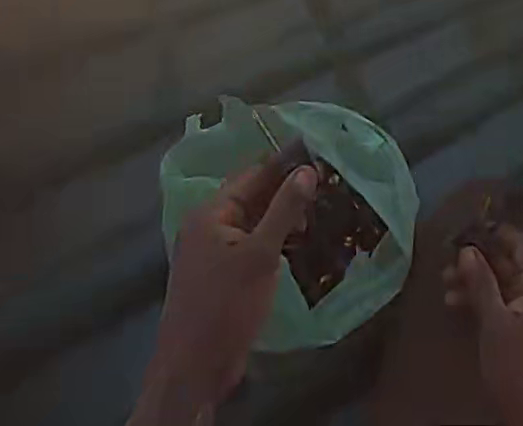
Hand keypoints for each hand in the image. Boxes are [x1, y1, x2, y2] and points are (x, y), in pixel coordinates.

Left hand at [130, 159, 316, 424]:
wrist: (193, 373)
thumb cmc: (225, 307)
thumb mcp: (260, 255)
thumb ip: (285, 209)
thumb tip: (307, 169)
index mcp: (211, 213)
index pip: (255, 173)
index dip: (287, 162)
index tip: (320, 151)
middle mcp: (209, 225)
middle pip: (255, 194)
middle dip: (290, 187)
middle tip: (329, 179)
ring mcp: (215, 250)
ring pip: (257, 218)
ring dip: (286, 212)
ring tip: (324, 206)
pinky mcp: (224, 272)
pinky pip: (254, 240)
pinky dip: (278, 234)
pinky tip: (304, 236)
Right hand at [444, 226, 522, 425]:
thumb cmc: (516, 365)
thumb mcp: (495, 321)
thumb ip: (481, 282)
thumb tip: (466, 249)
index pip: (519, 244)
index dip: (494, 233)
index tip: (465, 229)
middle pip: (507, 263)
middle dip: (477, 260)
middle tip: (446, 261)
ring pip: (500, 283)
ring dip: (474, 281)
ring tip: (444, 283)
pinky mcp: (520, 327)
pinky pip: (499, 302)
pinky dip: (479, 300)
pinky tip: (454, 302)